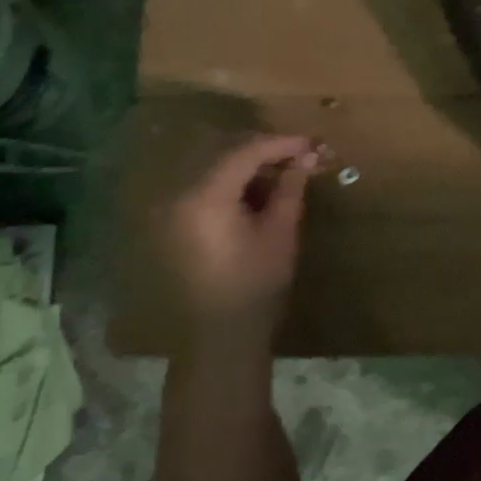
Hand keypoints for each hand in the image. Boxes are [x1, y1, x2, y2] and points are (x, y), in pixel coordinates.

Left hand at [156, 134, 319, 338]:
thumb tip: (304, 158)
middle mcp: (179, 194)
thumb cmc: (255, 285)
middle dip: (263, 151)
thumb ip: (289, 189)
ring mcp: (170, 209)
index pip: (245, 152)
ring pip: (210, 169)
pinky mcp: (170, 224)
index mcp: (205, 196)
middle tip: (298, 156)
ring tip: (280, 175)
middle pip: (223, 154)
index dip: (280, 143)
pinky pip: (201, 188)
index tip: (310, 144)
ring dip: (245, 166)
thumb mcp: (280, 233)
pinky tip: (253, 195)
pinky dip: (228, 184)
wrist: (219, 336)